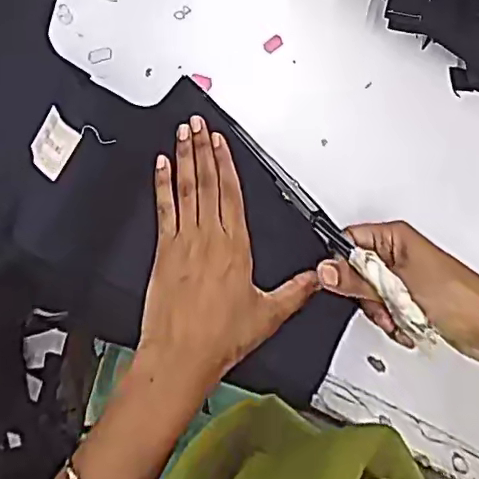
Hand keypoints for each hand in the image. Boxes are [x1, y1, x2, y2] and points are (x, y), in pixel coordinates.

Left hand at [138, 115, 320, 393]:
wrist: (181, 356)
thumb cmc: (220, 337)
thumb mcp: (268, 315)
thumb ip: (296, 291)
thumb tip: (317, 278)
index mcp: (235, 246)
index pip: (231, 192)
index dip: (224, 161)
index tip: (220, 141)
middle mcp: (209, 236)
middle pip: (207, 181)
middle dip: (203, 148)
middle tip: (198, 123)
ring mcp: (184, 240)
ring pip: (186, 187)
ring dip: (184, 156)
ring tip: (183, 133)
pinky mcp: (164, 249)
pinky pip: (163, 208)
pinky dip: (162, 183)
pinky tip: (161, 165)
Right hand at [318, 221, 478, 357]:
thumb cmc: (462, 300)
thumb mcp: (398, 289)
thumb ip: (358, 280)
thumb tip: (327, 270)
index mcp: (394, 237)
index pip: (348, 242)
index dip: (341, 266)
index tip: (343, 285)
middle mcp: (398, 252)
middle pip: (357, 271)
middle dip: (367, 296)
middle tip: (383, 305)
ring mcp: (406, 276)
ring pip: (371, 293)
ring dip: (382, 312)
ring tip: (401, 318)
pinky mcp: (413, 298)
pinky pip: (387, 308)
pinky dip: (394, 321)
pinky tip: (408, 326)